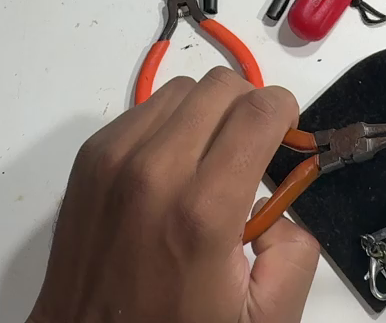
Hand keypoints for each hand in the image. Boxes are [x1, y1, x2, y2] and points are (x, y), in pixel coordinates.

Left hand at [28, 67, 319, 322]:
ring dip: (209, 110)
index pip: (259, 111)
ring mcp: (116, 156)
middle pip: (223, 85)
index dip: (284, 111)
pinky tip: (172, 163)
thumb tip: (283, 193)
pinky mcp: (92, 154)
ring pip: (185, 88)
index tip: (285, 135)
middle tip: (252, 148)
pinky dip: (171, 122)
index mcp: (203, 210)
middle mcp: (156, 169)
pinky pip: (147, 106)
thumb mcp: (261, 319)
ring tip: (209, 156)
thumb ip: (294, 252)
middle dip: (250, 106)